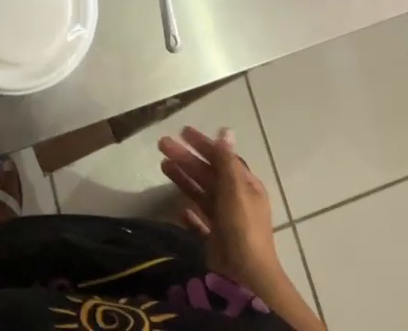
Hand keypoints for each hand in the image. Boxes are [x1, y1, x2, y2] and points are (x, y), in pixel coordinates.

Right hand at [159, 126, 280, 286]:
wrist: (244, 277)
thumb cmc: (242, 228)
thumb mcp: (235, 189)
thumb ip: (226, 161)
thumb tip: (225, 130)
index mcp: (245, 186)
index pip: (222, 158)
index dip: (203, 144)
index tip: (182, 132)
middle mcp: (236, 201)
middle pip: (208, 174)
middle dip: (186, 158)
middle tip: (162, 144)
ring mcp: (225, 222)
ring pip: (201, 194)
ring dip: (183, 179)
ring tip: (163, 165)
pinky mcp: (214, 241)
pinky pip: (200, 222)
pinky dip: (189, 214)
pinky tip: (178, 208)